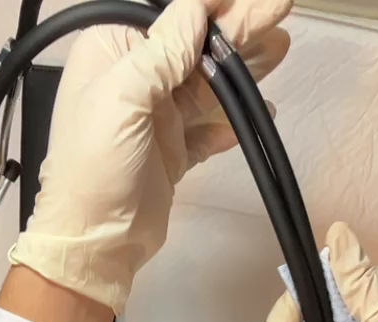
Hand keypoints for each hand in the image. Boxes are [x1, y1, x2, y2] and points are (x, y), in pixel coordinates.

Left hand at [8, 0, 291, 313]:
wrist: (96, 242)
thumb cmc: (97, 166)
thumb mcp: (124, 97)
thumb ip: (163, 51)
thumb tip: (198, 7)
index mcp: (113, 52)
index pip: (171, 16)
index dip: (212, 6)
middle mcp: (135, 80)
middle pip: (196, 47)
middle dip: (239, 29)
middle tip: (281, 9)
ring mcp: (156, 119)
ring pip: (207, 86)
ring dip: (243, 71)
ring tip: (281, 50)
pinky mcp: (172, 154)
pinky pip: (208, 130)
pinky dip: (231, 122)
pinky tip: (260, 111)